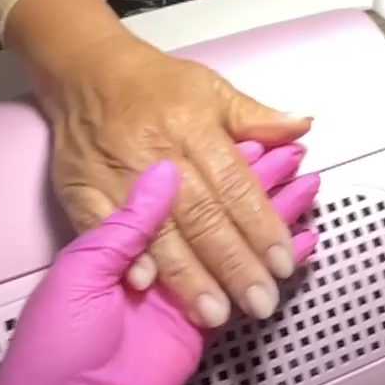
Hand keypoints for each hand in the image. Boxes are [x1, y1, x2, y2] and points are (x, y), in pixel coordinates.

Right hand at [35, 27, 310, 328]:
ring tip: (215, 313)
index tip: (282, 262)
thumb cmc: (156, 84)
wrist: (86, 72)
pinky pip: (101, 229)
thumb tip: (303, 126)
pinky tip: (146, 285)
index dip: (261, 226)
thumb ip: (257, 117)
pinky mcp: (81, 190)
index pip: (236, 186)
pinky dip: (123, 254)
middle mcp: (159, 155)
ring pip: (158, 232)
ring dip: (187, 276)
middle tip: (260, 302)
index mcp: (195, 130)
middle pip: (203, 217)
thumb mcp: (213, 90)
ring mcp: (117, 175)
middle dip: (234, 265)